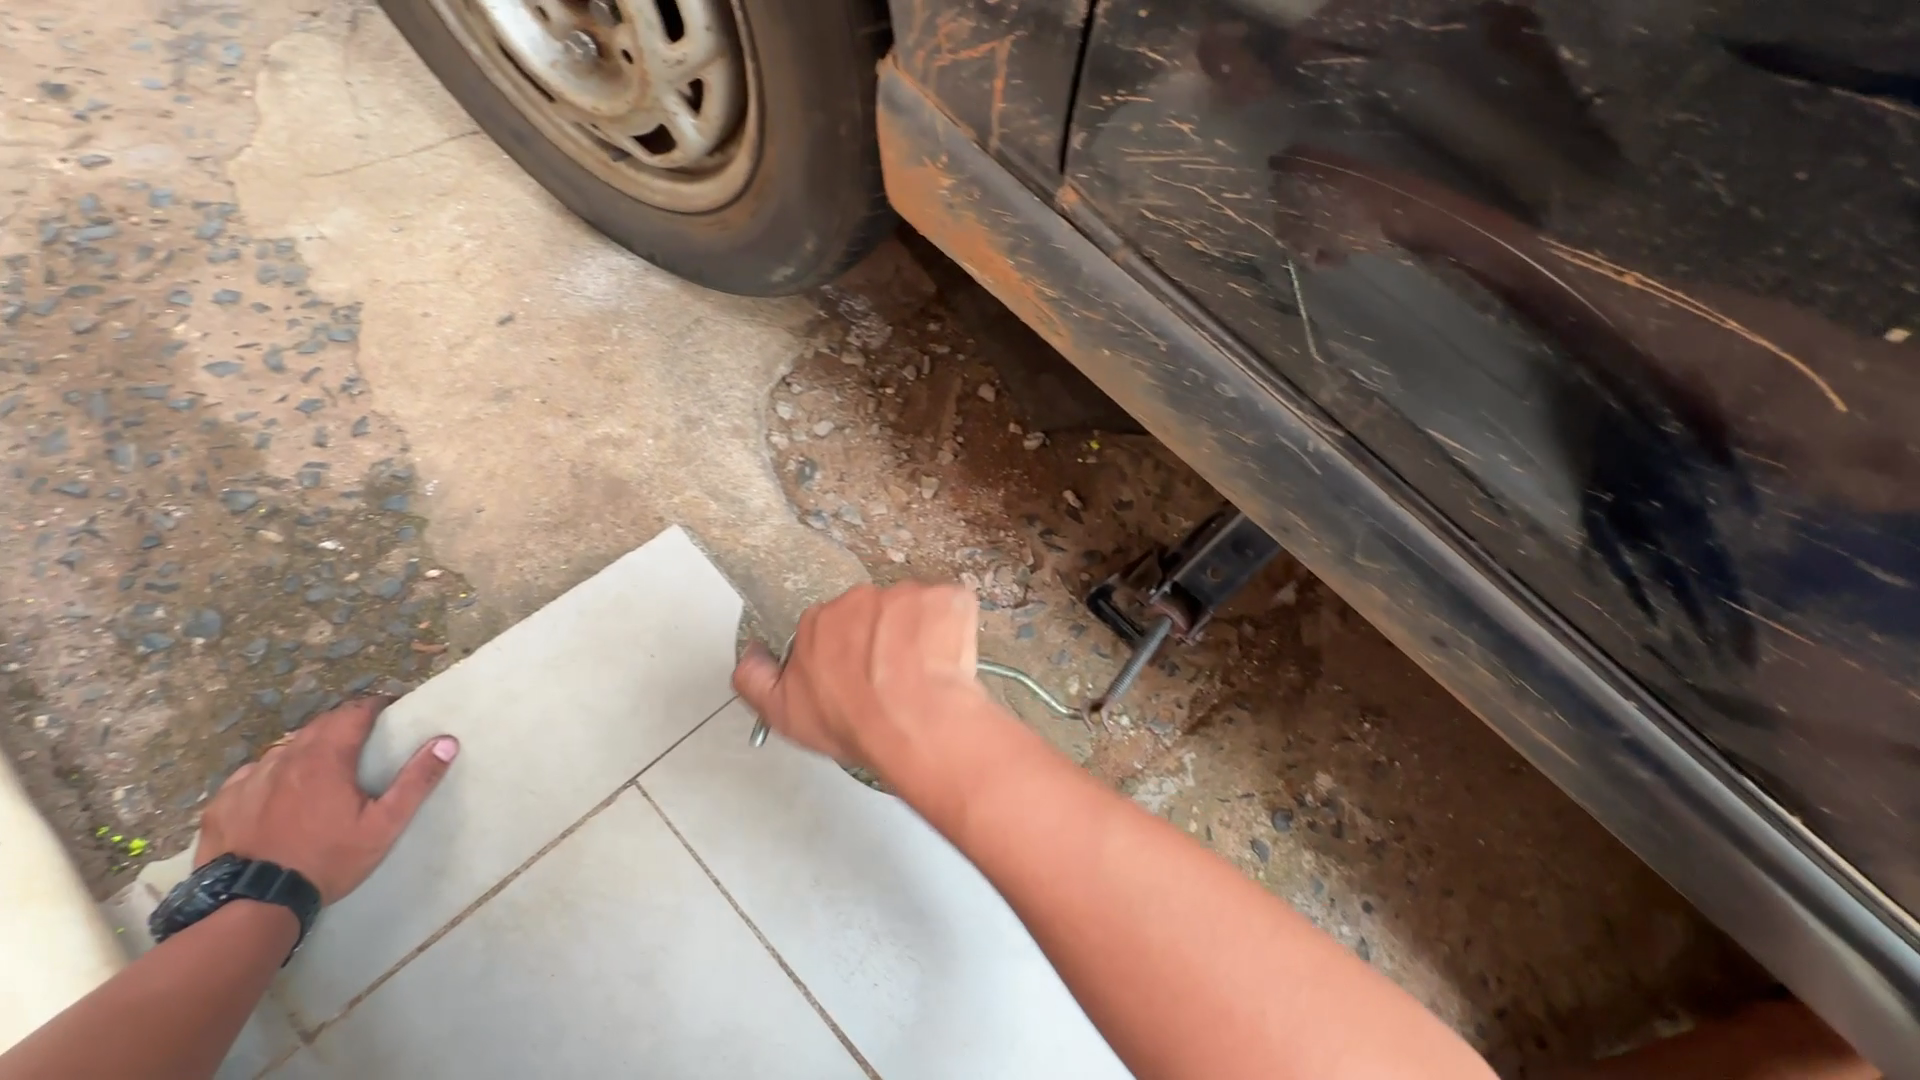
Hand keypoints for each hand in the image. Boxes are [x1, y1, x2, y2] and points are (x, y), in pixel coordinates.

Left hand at [195, 697, 458, 903]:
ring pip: (284, 749)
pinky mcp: (222, 803)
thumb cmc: (327, 860)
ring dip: (307, 748)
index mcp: (325, 758)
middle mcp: (284, 759)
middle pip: (318, 726)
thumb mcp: (384, 825)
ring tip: (320, 767)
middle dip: (342, 724)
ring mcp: (248, 780)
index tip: (387, 709)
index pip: (352, 713)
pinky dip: (270, 774)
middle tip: (361, 737)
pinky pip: (250, 774)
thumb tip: (447, 741)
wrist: (253, 904)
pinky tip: (276, 794)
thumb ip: (416, 781)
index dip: (372, 706)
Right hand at [733, 582, 984, 763]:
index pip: (834, 628)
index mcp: (820, 623)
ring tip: (926, 674)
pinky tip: (950, 659)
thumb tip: (750, 657)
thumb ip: (755, 679)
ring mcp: (905, 596)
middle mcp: (859, 600)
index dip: (849, 653)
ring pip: (915, 610)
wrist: (914, 721)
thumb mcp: (784, 714)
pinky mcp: (944, 598)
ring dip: (922, 635)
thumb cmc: (857, 721)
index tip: (861, 675)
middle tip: (896, 677)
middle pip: (874, 614)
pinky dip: (954, 627)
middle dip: (885, 640)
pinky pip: (951, 606)